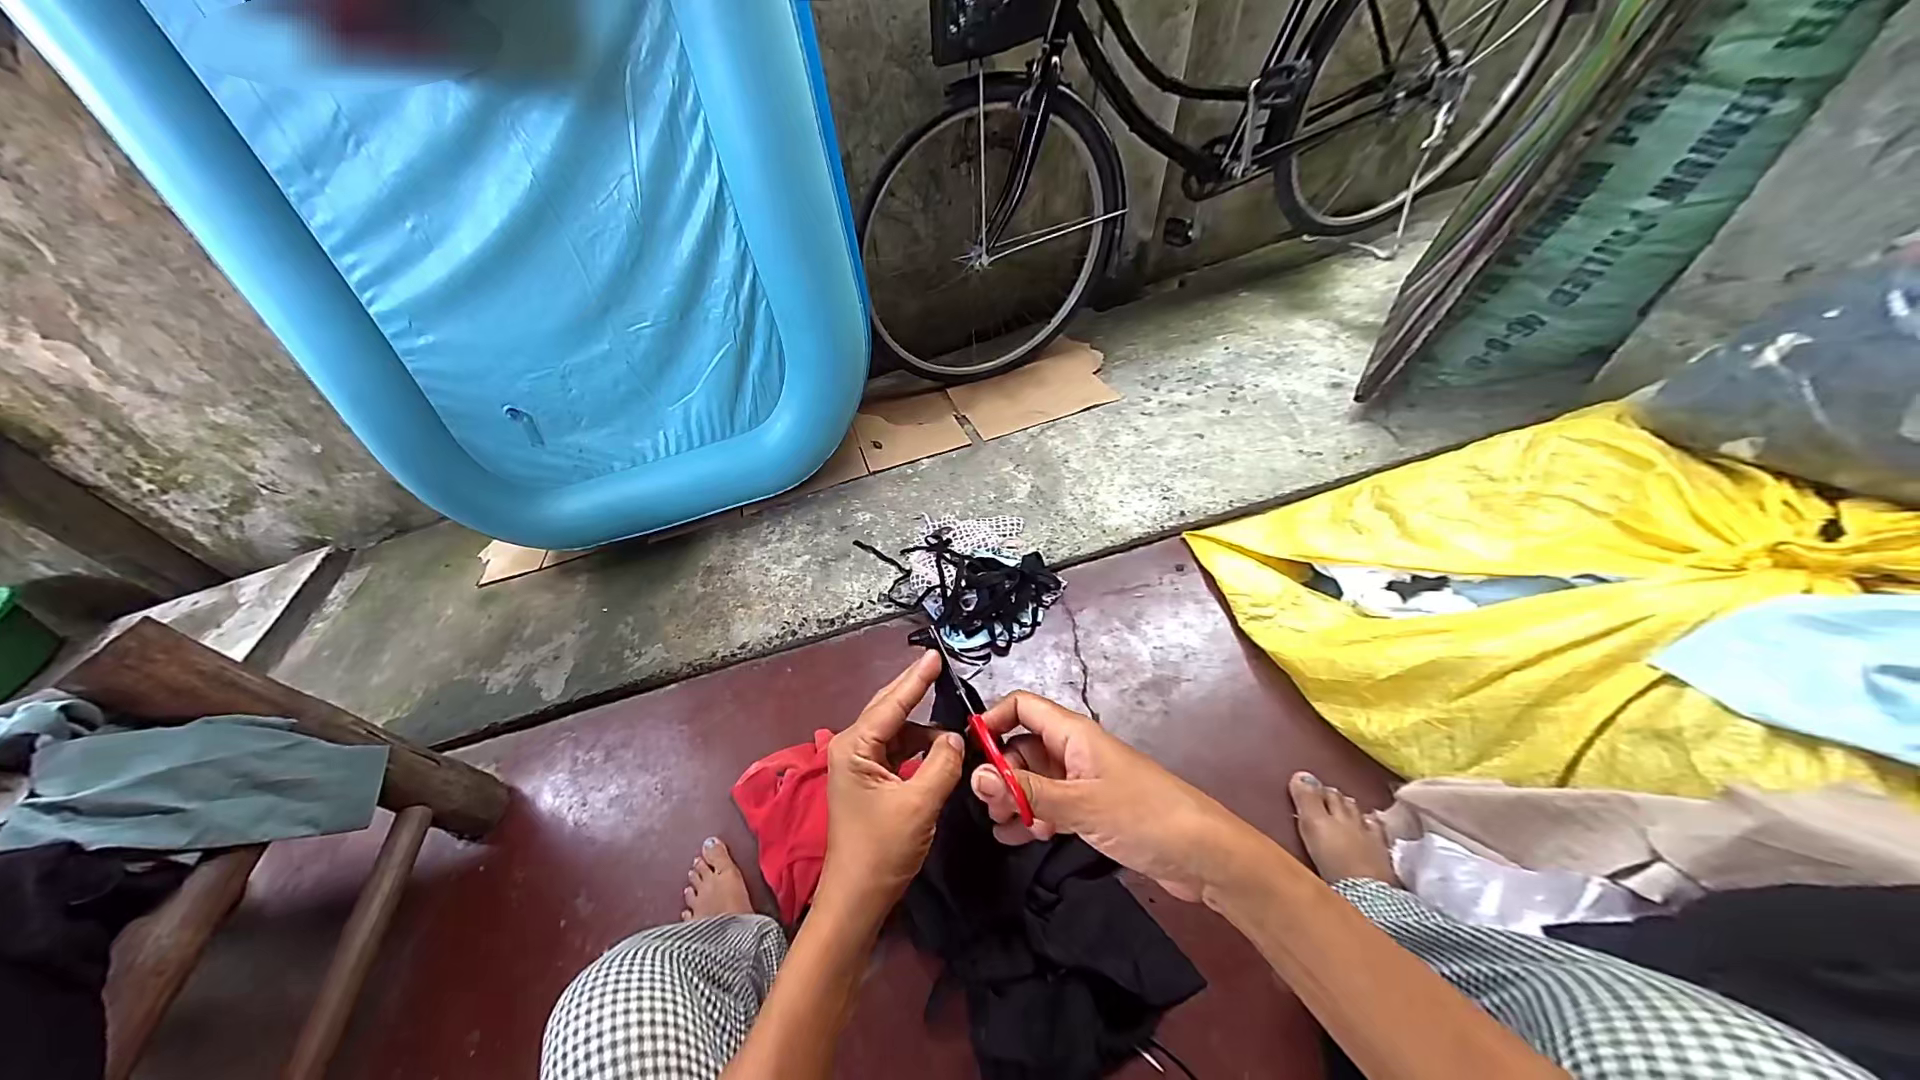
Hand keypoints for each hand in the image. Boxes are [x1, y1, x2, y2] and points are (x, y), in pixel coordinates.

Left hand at [817, 651, 966, 918]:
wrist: (857, 898)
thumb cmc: (882, 850)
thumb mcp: (920, 803)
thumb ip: (943, 763)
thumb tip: (956, 737)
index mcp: (854, 747)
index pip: (892, 704)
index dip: (916, 679)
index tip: (934, 654)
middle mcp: (851, 748)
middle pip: (889, 709)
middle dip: (914, 689)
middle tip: (937, 665)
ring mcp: (859, 764)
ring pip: (896, 731)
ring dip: (922, 726)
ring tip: (950, 719)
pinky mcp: (869, 780)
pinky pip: (898, 750)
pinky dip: (919, 746)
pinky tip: (939, 745)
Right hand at [971, 691, 1260, 901]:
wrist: (1204, 855)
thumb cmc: (1145, 816)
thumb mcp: (1080, 804)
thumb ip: (1028, 790)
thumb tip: (978, 776)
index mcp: (1074, 733)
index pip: (1022, 707)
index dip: (993, 721)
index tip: (970, 752)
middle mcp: (1075, 750)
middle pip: (1023, 746)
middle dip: (1002, 771)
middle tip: (991, 804)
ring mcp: (1083, 780)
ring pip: (1034, 778)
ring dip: (1015, 798)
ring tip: (1002, 825)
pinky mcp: (1092, 808)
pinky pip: (1051, 804)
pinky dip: (1034, 816)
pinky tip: (1021, 836)